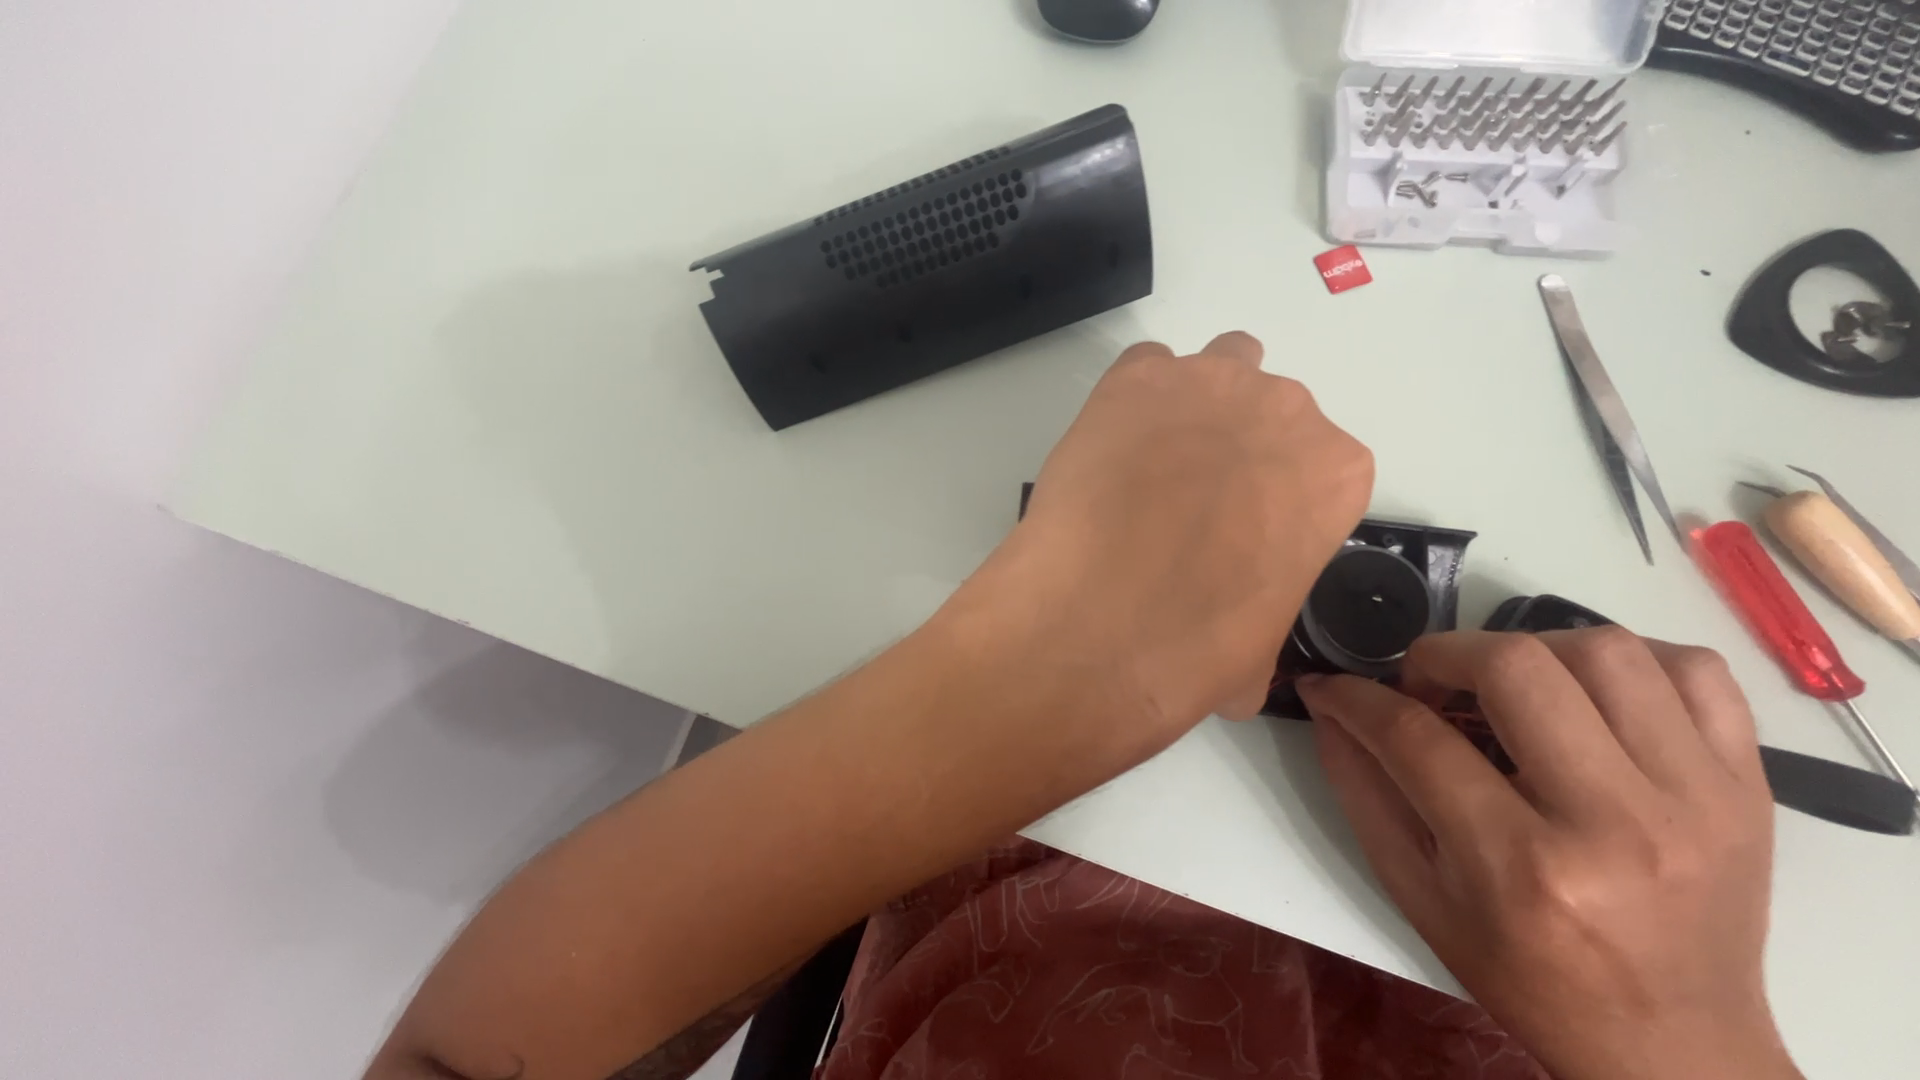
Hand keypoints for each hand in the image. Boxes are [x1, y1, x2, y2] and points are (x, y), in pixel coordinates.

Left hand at [943, 332, 1372, 751]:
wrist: (1102, 619)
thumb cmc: (1198, 645)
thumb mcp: (1262, 646)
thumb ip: (1266, 608)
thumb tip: (1240, 651)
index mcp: (1335, 474)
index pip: (1318, 469)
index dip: (1275, 498)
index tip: (1241, 528)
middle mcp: (1285, 410)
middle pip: (1268, 412)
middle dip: (1235, 448)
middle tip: (1185, 501)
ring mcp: (1209, 382)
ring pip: (1218, 367)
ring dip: (1196, 403)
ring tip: (1151, 459)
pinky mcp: (1134, 378)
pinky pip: (1145, 368)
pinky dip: (1133, 397)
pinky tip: (1110, 445)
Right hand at [1298, 629, 1799, 1079]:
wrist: (1672, 1044)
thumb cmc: (1524, 974)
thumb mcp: (1416, 894)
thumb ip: (1363, 791)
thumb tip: (1329, 703)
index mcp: (1522, 867)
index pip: (1417, 737)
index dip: (1356, 698)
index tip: (1331, 687)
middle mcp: (1616, 822)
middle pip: (1516, 667)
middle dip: (1442, 654)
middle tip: (1425, 684)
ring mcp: (1698, 798)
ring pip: (1603, 650)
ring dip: (1531, 649)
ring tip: (1507, 687)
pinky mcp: (1748, 787)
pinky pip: (1695, 670)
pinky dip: (1631, 659)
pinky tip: (1590, 695)